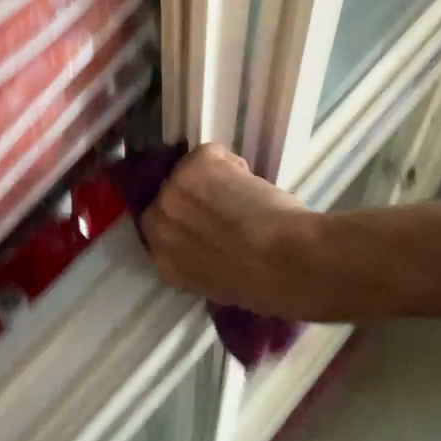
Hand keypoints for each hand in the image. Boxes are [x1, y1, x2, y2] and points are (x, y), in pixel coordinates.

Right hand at [141, 144, 325, 317]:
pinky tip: (252, 186)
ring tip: (243, 196)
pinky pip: (210, 155)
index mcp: (164, 259)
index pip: (163, 230)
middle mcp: (158, 223)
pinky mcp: (194, 166)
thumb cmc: (262, 285)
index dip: (187, 221)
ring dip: (213, 179)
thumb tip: (211, 248)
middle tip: (223, 206)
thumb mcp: (220, 285)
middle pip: (169, 197)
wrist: (283, 261)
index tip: (209, 224)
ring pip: (189, 172)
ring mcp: (172, 191)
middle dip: (191, 199)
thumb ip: (201, 262)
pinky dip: (232, 165)